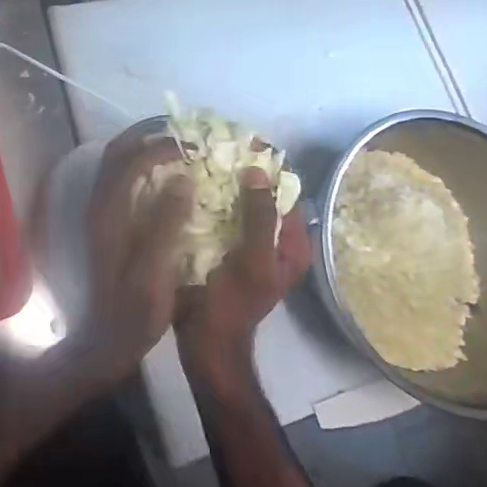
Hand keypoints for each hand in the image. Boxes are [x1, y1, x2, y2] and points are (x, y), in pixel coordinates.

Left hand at [82, 124, 193, 375]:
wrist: (106, 341)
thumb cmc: (134, 311)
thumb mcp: (155, 270)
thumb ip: (167, 222)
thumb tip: (183, 178)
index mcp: (110, 213)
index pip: (132, 161)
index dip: (163, 147)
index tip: (196, 147)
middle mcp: (101, 206)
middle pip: (118, 153)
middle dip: (148, 136)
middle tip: (184, 134)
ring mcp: (101, 215)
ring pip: (117, 165)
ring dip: (144, 149)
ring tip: (180, 148)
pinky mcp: (108, 226)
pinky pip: (123, 181)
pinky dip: (143, 169)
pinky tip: (169, 180)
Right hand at [177, 167, 310, 381]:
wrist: (205, 344)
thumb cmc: (233, 305)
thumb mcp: (253, 260)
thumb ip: (259, 216)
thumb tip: (258, 170)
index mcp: (293, 243)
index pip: (288, 190)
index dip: (270, 165)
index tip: (243, 142)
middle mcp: (276, 240)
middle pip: (264, 195)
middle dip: (243, 171)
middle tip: (217, 148)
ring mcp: (249, 245)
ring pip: (241, 204)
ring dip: (225, 184)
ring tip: (202, 160)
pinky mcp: (226, 249)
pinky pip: (224, 217)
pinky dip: (212, 201)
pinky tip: (192, 187)